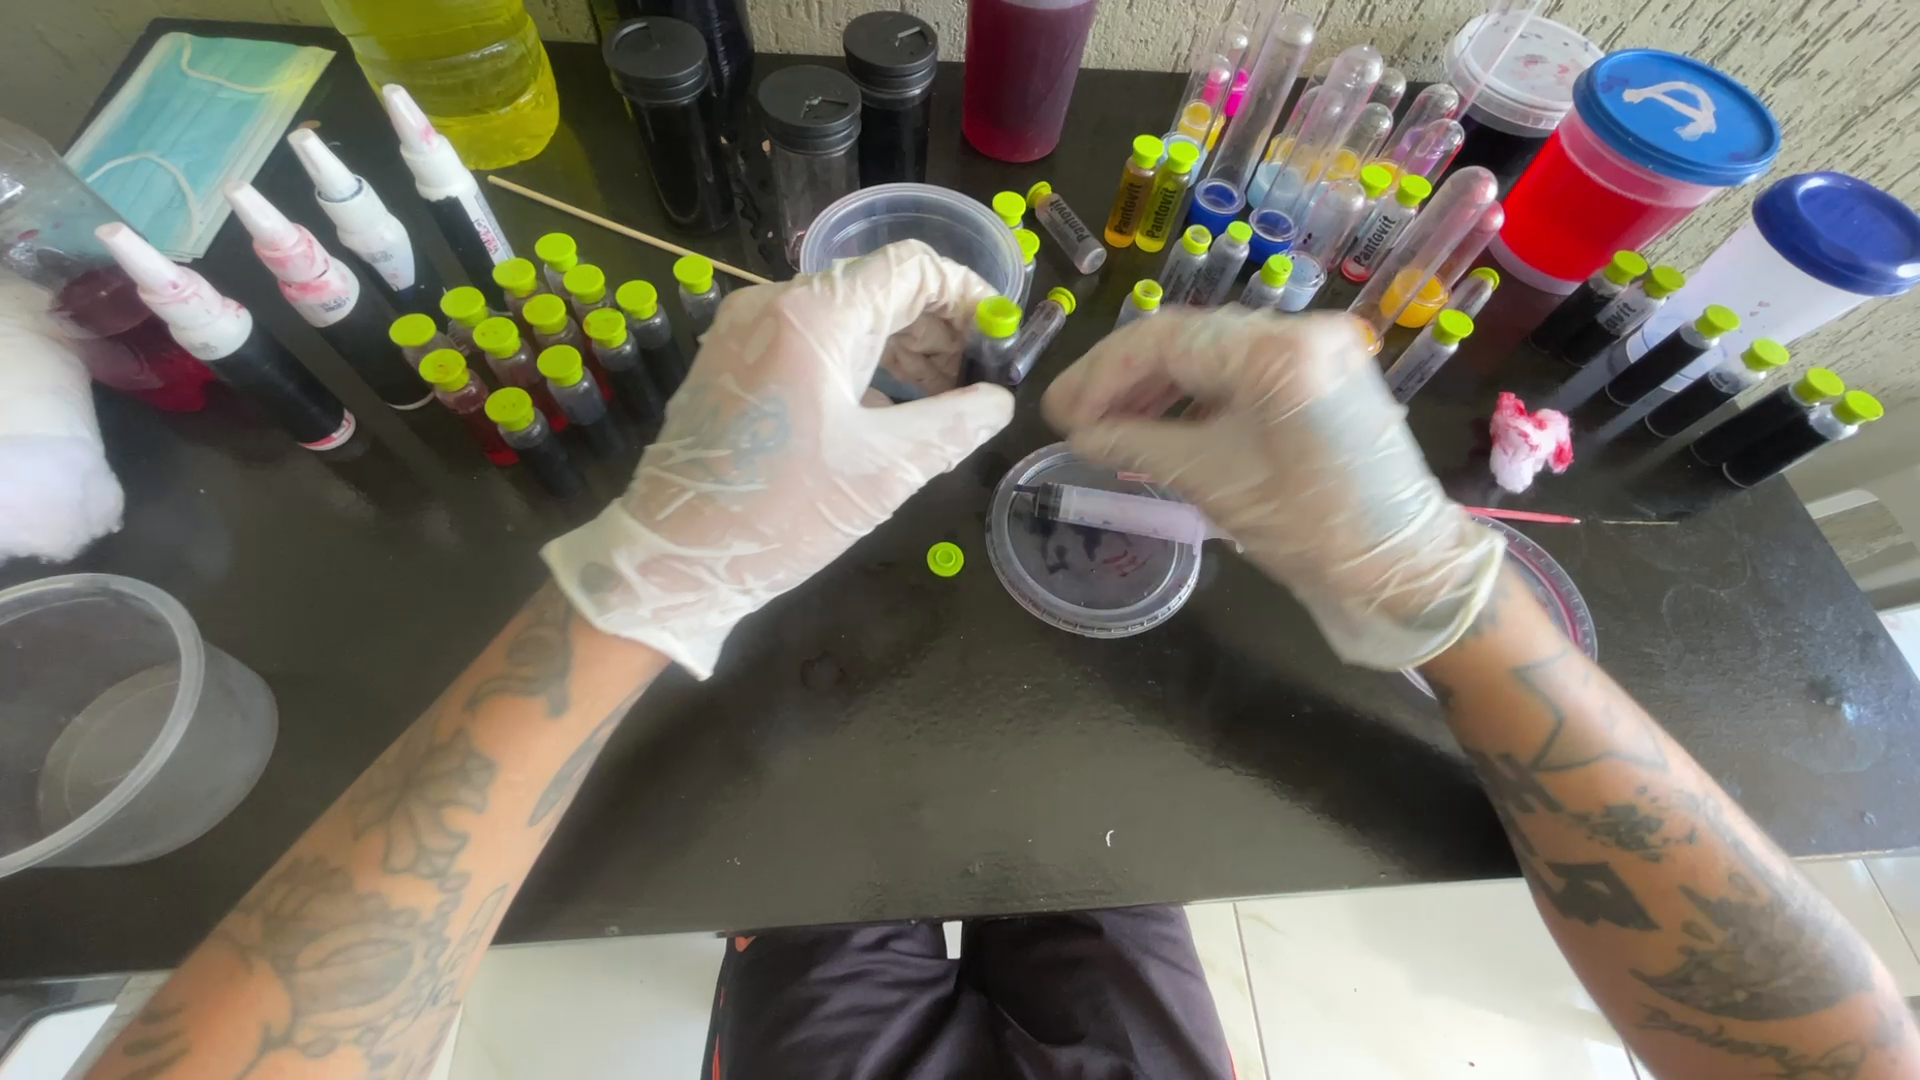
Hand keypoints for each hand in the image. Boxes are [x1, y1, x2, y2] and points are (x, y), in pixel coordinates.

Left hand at [543, 241, 1012, 676]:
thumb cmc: (782, 513)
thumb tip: (999, 401)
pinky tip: (884, 415)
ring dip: (900, 352)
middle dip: (937, 331)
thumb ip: (955, 425)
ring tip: (935, 406)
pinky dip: (859, 369)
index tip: (1000, 343)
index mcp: (814, 315)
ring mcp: (747, 332)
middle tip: (971, 387)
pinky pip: (812, 346)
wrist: (672, 560)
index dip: (968, 296)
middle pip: (879, 290)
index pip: (913, 268)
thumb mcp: (885, 471)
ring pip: (846, 319)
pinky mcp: (734, 364)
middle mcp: (775, 303)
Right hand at [1041, 309, 1504, 669]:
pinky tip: (1152, 420)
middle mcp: (1299, 330)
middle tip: (1070, 416)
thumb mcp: (1210, 480)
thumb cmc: (1308, 528)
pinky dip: (1187, 394)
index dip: (1099, 376)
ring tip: (1103, 423)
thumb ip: (1135, 443)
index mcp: (1278, 354)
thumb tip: (1080, 433)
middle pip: (1183, 338)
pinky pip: (1234, 371)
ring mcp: (1312, 348)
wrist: (1397, 566)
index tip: (1059, 414)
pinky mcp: (1314, 373)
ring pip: (1206, 351)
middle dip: (1118, 377)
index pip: (1164, 341)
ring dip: (1149, 385)